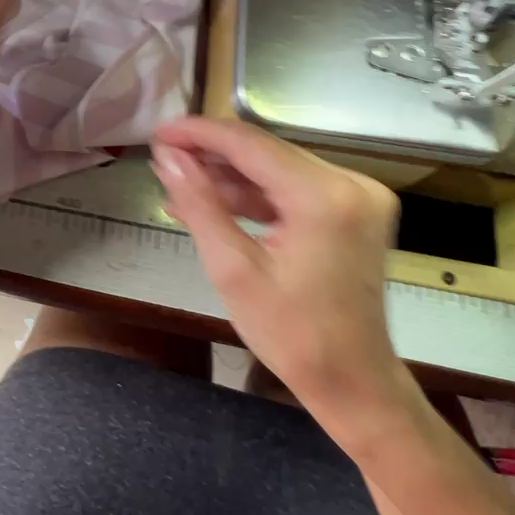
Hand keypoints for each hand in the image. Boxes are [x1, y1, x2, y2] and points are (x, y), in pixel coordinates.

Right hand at [152, 117, 414, 425]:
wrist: (354, 382)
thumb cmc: (292, 335)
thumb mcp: (233, 269)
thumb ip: (199, 204)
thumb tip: (166, 157)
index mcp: (325, 196)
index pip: (250, 144)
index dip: (198, 133)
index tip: (157, 132)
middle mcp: (351, 184)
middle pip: (265, 152)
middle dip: (210, 154)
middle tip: (161, 159)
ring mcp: (357, 196)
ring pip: (277, 168)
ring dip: (228, 175)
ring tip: (177, 183)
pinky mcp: (354, 210)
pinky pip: (293, 188)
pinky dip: (254, 194)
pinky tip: (212, 201)